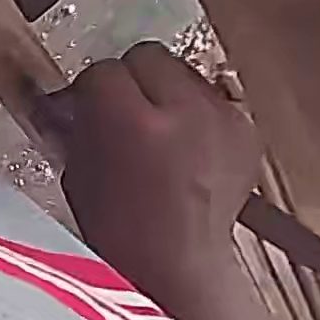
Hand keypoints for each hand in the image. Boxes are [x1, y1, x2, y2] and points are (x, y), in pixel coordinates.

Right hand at [53, 42, 261, 294]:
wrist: (172, 264)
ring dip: (162, 91)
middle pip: (148, 56)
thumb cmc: (111, 226)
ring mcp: (223, 117)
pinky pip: (212, 98)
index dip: (87, 89)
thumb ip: (79, 126)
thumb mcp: (76, 170)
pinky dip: (192, 112)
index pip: (103, 70)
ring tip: (152, 127)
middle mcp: (182, 109)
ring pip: (184, 72)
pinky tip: (181, 144)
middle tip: (116, 110)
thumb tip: (73, 100)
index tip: (81, 107)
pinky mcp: (247, 129)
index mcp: (129, 122)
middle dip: (127, 79)